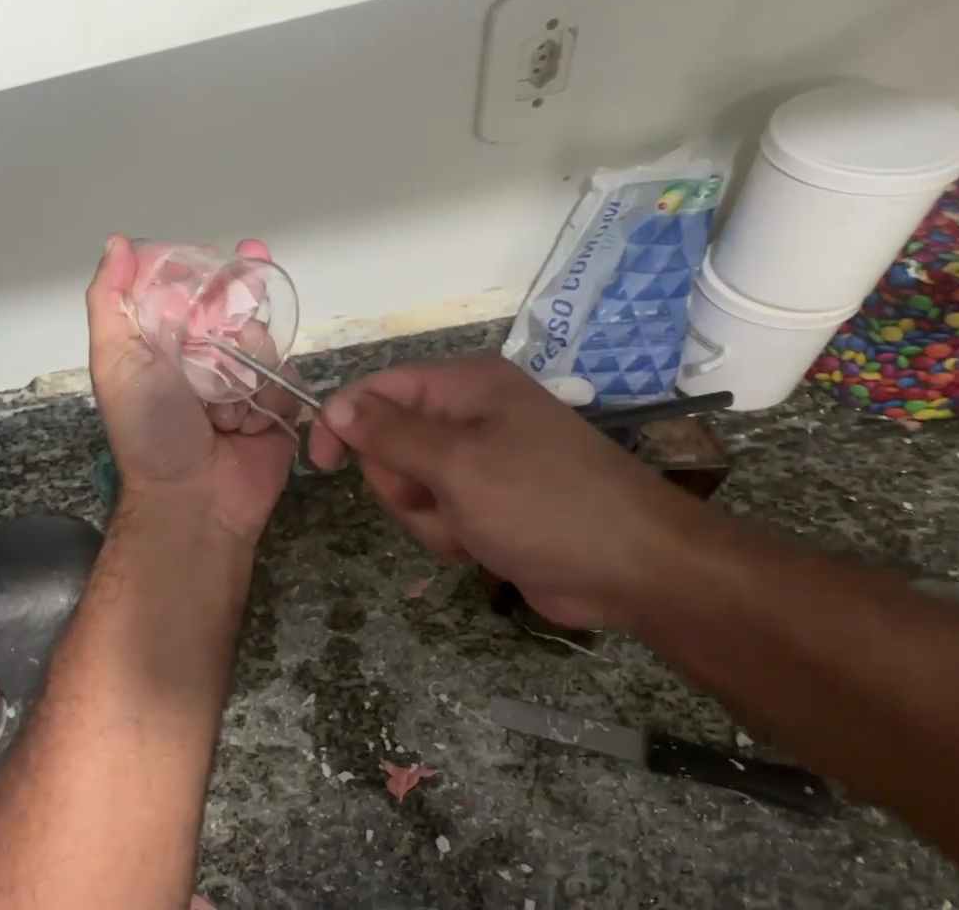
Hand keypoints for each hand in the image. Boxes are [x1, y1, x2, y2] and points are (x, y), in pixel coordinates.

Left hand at [86, 235, 301, 541]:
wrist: (195, 499)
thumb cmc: (149, 429)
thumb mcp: (115, 361)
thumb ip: (111, 300)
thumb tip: (117, 241)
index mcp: (162, 337)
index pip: (186, 281)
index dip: (198, 270)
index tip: (208, 265)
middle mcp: (203, 350)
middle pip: (232, 300)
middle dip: (231, 317)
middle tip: (218, 345)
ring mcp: (243, 373)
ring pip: (263, 334)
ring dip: (245, 367)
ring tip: (223, 409)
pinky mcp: (277, 400)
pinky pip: (287, 372)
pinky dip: (270, 395)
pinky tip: (249, 423)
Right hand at [306, 357, 705, 627]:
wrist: (636, 572)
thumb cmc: (545, 503)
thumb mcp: (457, 463)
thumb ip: (388, 433)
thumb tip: (334, 405)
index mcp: (464, 387)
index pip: (376, 389)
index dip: (342, 421)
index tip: (321, 464)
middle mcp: (468, 416)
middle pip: (387, 442)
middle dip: (402, 481)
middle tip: (437, 497)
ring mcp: (479, 461)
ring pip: (407, 485)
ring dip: (426, 515)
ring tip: (471, 526)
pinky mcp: (487, 503)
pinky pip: (435, 514)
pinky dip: (448, 533)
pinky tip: (483, 544)